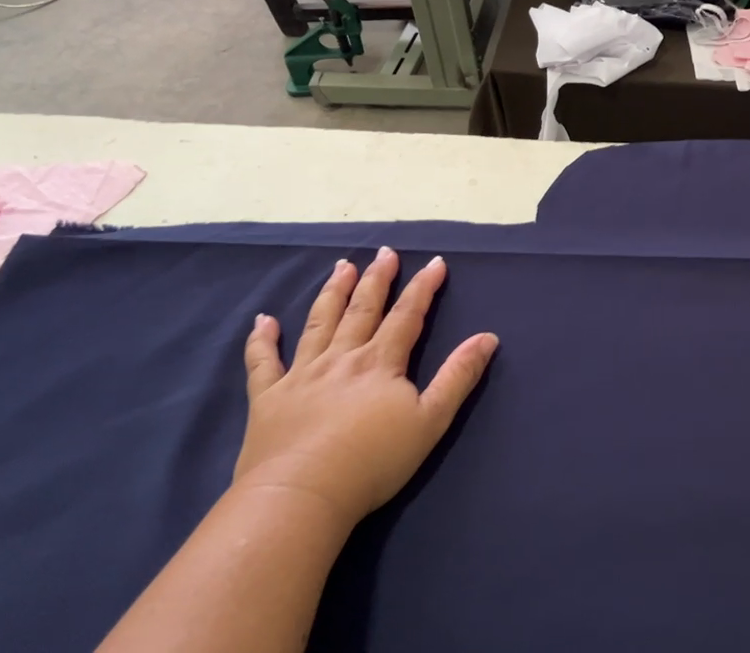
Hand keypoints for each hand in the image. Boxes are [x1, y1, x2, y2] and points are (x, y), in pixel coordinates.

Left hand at [235, 247, 497, 527]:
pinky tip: (263, 320)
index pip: (406, 316)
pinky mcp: (267, 398)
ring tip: (341, 267)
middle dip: (377, 279)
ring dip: (332, 293)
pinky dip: (262, 339)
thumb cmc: (373, 462)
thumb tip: (487, 337)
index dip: (423, 287)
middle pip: (362, 310)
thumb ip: (458, 377)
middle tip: (384, 252)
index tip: (435, 262)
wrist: (300, 496)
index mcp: (381, 363)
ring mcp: (301, 376)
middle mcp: (342, 359)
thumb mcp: (430, 421)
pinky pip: (263, 362)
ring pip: (319, 323)